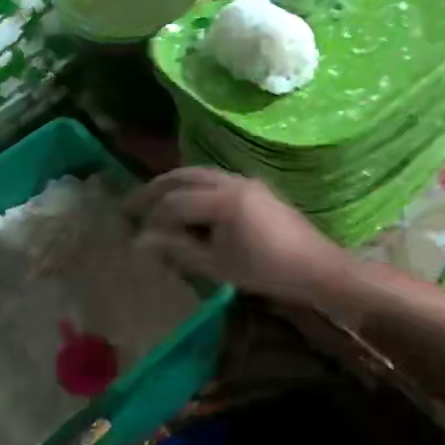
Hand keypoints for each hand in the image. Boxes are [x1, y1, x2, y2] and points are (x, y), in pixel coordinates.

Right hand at [126, 167, 353, 307]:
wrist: (315, 267)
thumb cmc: (266, 271)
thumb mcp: (217, 265)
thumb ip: (178, 249)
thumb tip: (142, 242)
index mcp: (224, 200)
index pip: (175, 202)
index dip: (151, 218)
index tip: (132, 233)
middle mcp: (233, 181)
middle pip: (183, 176)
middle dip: (154, 189)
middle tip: (130, 204)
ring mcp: (245, 181)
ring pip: (199, 173)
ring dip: (173, 184)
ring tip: (151, 200)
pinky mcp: (253, 187)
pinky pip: (214, 179)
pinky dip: (191, 186)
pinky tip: (183, 203)